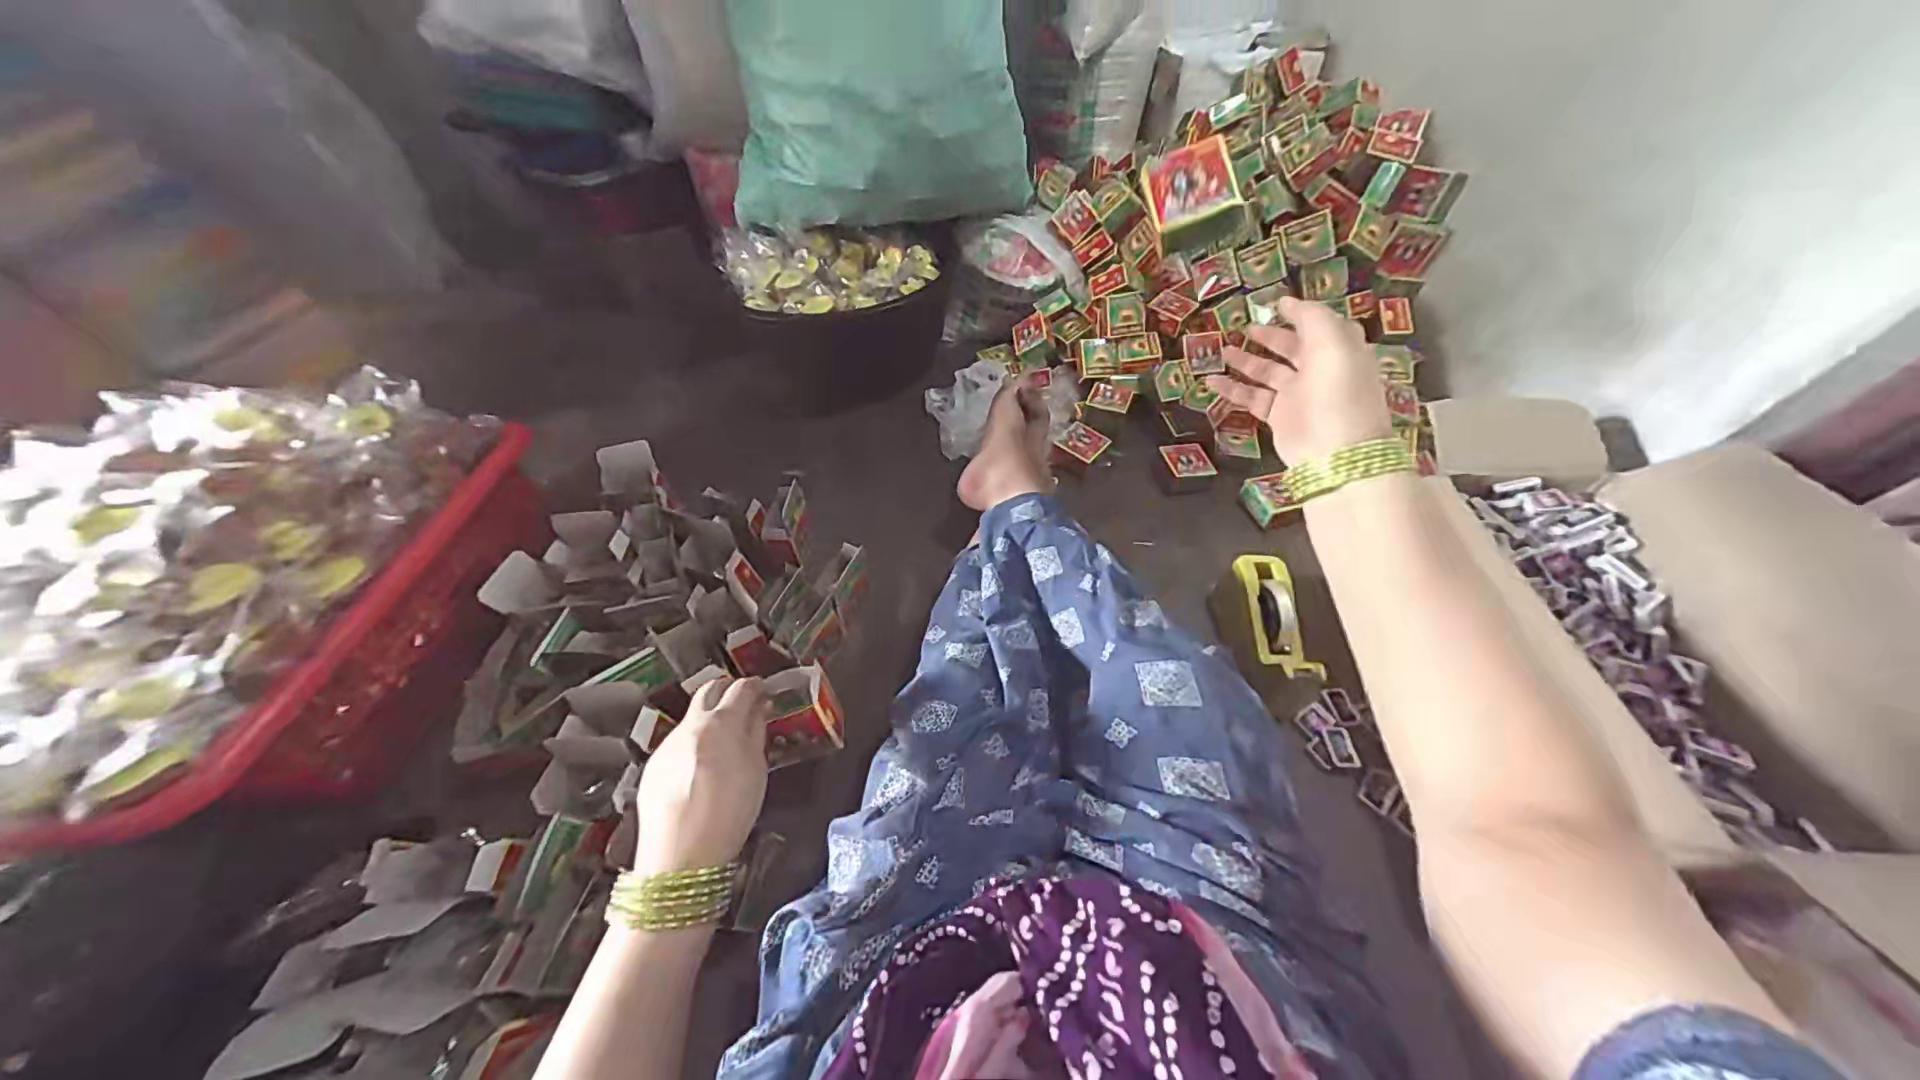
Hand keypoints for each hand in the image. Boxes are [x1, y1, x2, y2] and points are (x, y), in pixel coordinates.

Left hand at [631, 677, 768, 876]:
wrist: (680, 856)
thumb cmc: (729, 814)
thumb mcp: (756, 770)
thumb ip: (756, 733)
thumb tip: (759, 709)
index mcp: (721, 723)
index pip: (742, 688)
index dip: (756, 686)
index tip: (764, 691)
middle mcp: (691, 725)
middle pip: (710, 689)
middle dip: (728, 690)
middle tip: (745, 702)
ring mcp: (668, 743)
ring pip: (693, 716)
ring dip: (711, 717)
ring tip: (726, 740)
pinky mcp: (654, 763)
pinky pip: (679, 740)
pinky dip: (695, 741)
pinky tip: (703, 767)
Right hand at [1206, 296, 1391, 462]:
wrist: (1334, 448)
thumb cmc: (1337, 389)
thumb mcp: (1331, 340)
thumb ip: (1309, 316)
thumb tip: (1285, 301)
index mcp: (1338, 349)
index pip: (1317, 326)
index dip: (1297, 315)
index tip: (1273, 306)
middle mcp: (1318, 369)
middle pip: (1290, 348)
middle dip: (1268, 337)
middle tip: (1243, 328)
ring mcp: (1297, 394)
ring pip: (1267, 372)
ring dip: (1245, 361)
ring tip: (1223, 351)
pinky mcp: (1279, 416)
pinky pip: (1252, 397)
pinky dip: (1232, 389)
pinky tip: (1212, 381)